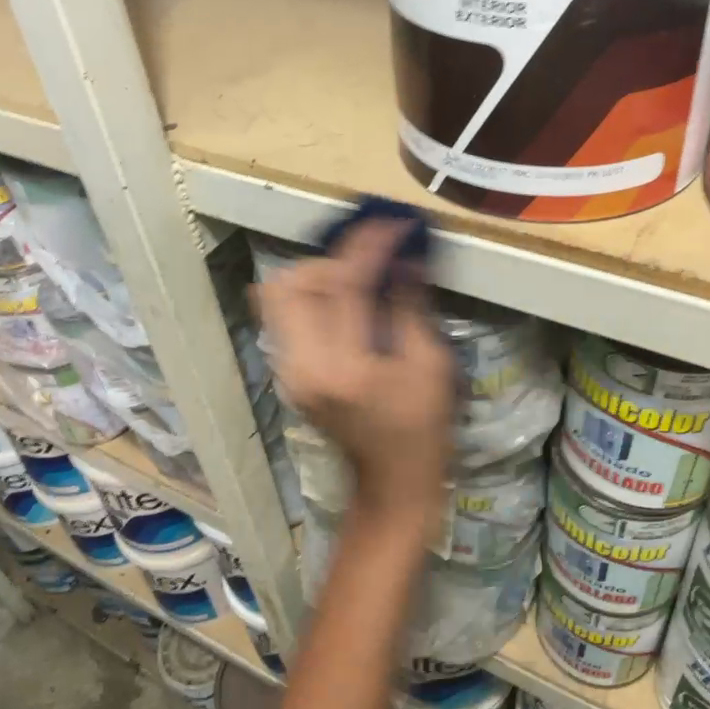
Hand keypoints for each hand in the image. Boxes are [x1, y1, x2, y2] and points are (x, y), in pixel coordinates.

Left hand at [258, 221, 454, 528]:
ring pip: (278, 295)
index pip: (344, 285)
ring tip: (354, 278)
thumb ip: (410, 305)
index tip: (392, 224)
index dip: (369, 245)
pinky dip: (308, 296)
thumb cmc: (423, 430)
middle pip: (293, 284)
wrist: (390, 484)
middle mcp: (304, 367)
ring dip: (316, 275)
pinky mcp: (286, 373)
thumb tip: (403, 256)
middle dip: (333, 260)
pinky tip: (340, 298)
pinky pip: (282, 316)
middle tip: (368, 260)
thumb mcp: (431, 365)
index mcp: (345, 369)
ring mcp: (288, 372)